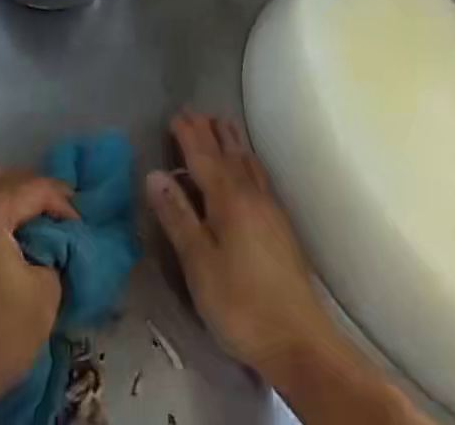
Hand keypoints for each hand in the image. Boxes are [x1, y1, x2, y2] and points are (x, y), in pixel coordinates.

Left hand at [0, 170, 79, 424]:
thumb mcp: (43, 295)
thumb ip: (56, 256)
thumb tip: (50, 247)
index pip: (35, 187)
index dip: (64, 204)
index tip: (81, 229)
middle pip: (8, 178)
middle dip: (39, 195)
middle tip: (63, 220)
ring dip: (15, 201)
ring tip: (39, 229)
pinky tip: (11, 239)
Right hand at [146, 111, 339, 374]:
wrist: (300, 343)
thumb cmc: (240, 304)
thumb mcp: (198, 262)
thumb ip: (177, 216)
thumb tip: (154, 173)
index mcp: (228, 200)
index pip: (203, 157)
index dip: (188, 135)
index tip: (175, 114)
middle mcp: (252, 196)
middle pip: (229, 153)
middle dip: (210, 131)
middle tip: (195, 111)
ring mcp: (271, 211)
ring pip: (248, 163)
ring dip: (232, 141)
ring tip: (221, 125)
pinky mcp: (281, 228)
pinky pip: (259, 177)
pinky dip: (246, 161)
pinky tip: (248, 169)